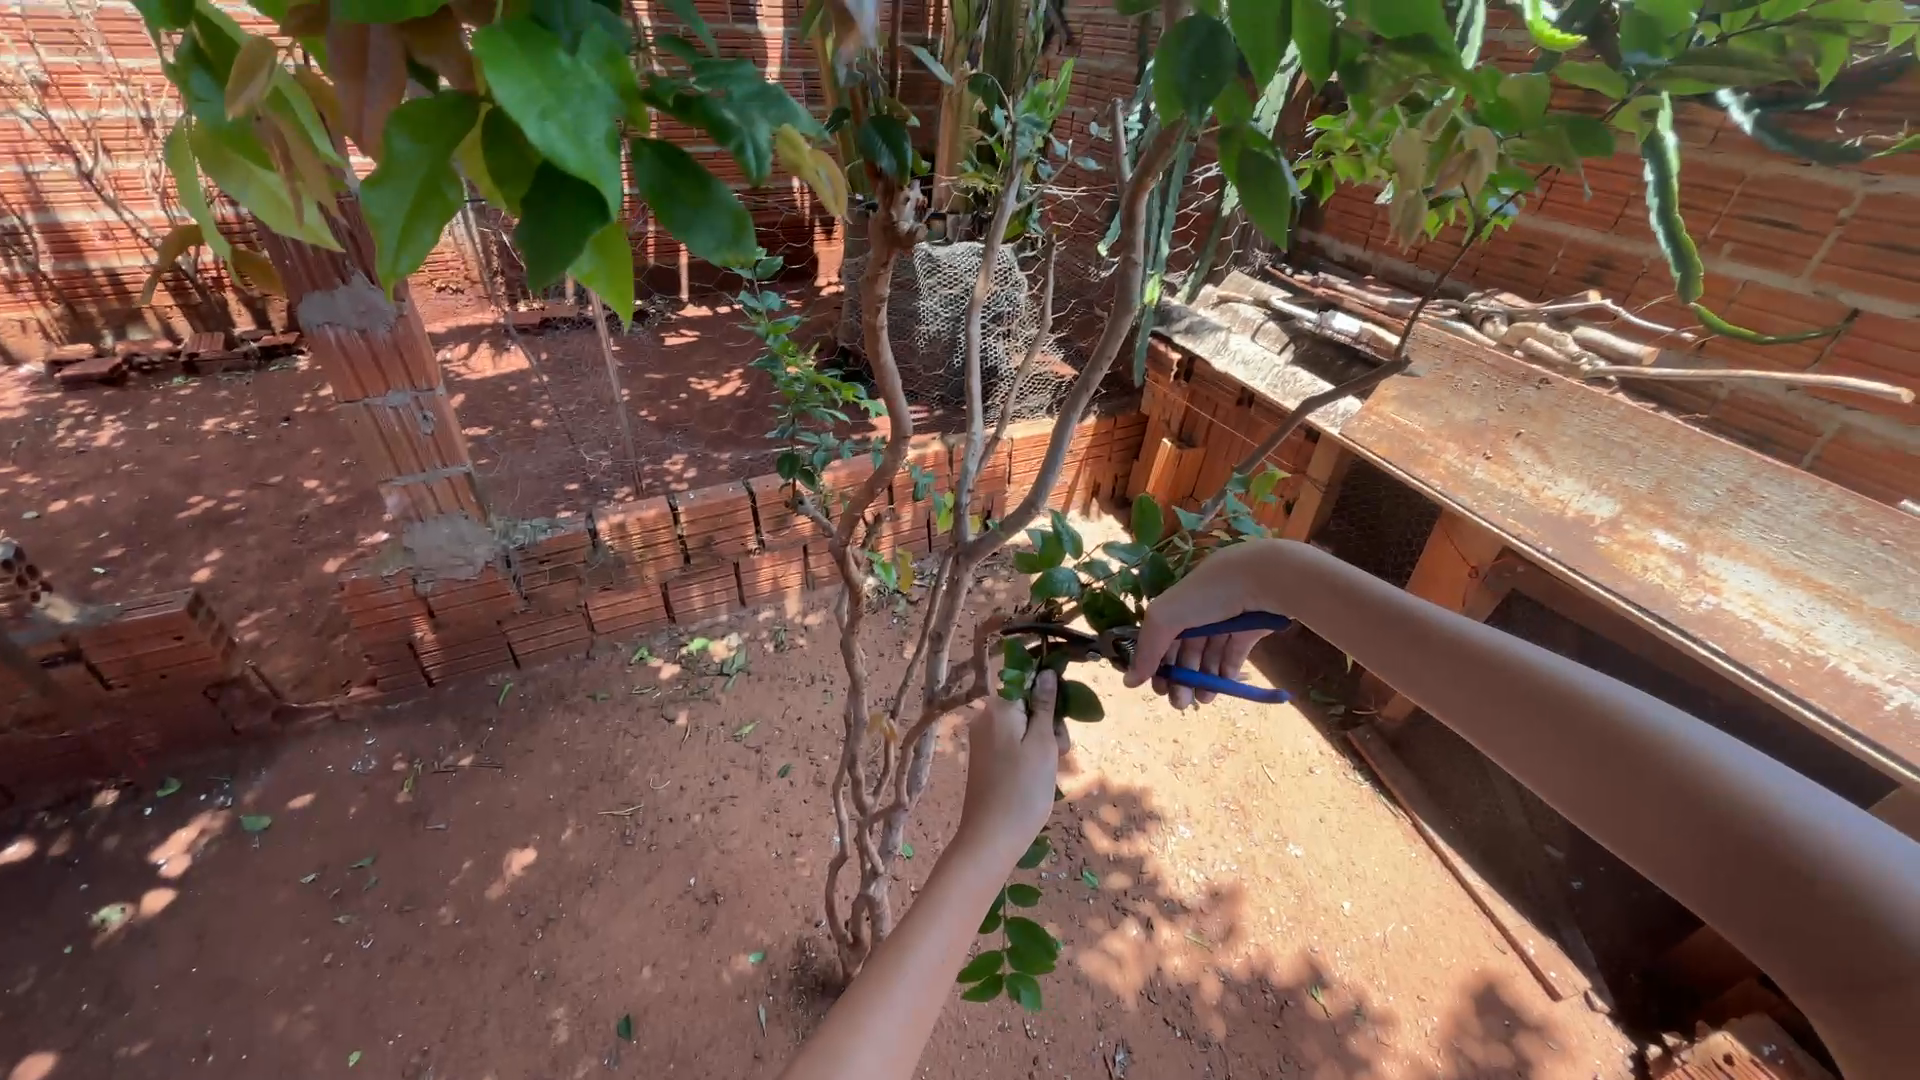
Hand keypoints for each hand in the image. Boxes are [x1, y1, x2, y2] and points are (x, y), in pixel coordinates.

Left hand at [957, 671, 1068, 862]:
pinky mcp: (985, 758)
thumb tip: (1045, 671)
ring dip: (1042, 740)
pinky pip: (1013, 742)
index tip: (1062, 713)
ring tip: (1049, 768)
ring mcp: (983, 739)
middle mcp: (985, 717)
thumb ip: (1044, 705)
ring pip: (1022, 724)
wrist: (991, 837)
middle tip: (1058, 750)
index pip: (1026, 678)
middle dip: (1048, 722)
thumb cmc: (1023, 789)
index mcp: (998, 708)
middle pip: (1026, 703)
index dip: (1049, 691)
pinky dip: (1028, 753)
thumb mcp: (1043, 743)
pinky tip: (1036, 776)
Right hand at [1124, 539, 1287, 709]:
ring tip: (1203, 700)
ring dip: (1201, 681)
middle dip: (1179, 679)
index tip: (1158, 690)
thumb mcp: (1165, 618)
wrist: (1260, 578)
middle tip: (1180, 704)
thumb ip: (1147, 650)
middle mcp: (1196, 615)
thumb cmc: (1205, 596)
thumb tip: (1128, 682)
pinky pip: (1232, 655)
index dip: (1156, 667)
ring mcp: (1223, 623)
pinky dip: (1224, 673)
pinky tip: (1220, 689)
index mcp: (1173, 609)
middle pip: (1183, 653)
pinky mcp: (1247, 630)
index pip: (1159, 643)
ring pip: (1207, 658)